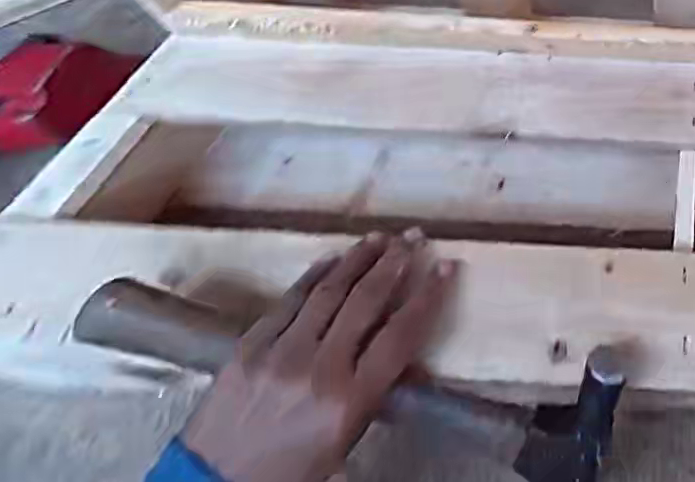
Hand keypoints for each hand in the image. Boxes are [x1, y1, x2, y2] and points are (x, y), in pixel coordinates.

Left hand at [182, 231, 454, 481]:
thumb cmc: (291, 470)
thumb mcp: (346, 437)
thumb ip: (378, 386)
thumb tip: (411, 344)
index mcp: (349, 400)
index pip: (401, 333)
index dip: (429, 294)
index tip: (447, 265)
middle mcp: (318, 370)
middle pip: (367, 299)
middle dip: (396, 261)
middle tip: (414, 236)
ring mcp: (279, 355)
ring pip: (330, 291)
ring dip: (360, 258)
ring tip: (380, 237)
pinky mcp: (247, 348)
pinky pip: (289, 300)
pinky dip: (315, 275)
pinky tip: (333, 258)